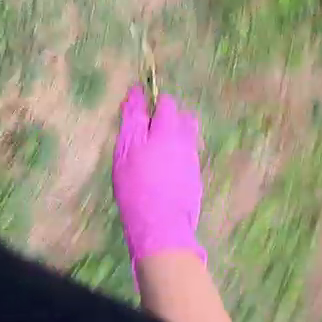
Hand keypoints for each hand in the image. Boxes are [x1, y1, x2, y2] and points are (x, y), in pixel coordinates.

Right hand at [111, 88, 205, 263]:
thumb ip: (132, 119)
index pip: (167, 102)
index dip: (152, 102)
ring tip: (152, 152)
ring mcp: (193, 163)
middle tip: (146, 131)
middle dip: (168, 118)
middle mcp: (187, 142)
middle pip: (184, 118)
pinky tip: (161, 171)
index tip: (137, 110)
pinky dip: (176, 157)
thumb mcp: (126, 148)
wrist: (161, 228)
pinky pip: (187, 158)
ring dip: (173, 138)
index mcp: (170, 130)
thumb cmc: (136, 184)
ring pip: (187, 139)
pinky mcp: (196, 182)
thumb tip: (136, 93)